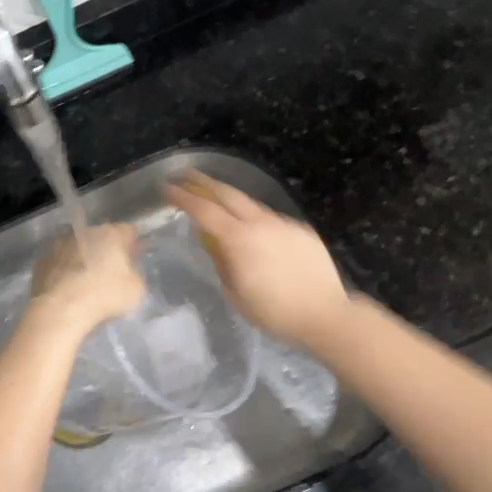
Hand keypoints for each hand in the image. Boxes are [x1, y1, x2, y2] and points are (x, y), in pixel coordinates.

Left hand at [30, 223, 143, 329]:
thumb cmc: (103, 296)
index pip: (127, 231)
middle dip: (104, 250)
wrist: (60, 309)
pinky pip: (57, 259)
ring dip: (81, 257)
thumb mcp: (135, 290)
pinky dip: (62, 268)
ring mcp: (58, 242)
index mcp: (111, 235)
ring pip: (76, 246)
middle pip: (99, 236)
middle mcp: (84, 232)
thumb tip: (126, 272)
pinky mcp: (41, 258)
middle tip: (107, 271)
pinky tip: (64, 285)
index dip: (131, 245)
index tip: (131, 259)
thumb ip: (134, 274)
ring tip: (83, 279)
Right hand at [163, 172, 350, 346]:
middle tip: (186, 175)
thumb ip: (221, 262)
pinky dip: (255, 219)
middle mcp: (261, 224)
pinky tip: (254, 231)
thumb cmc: (273, 312)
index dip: (182, 197)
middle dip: (204, 182)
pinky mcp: (301, 231)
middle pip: (227, 194)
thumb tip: (213, 242)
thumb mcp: (235, 292)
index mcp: (239, 239)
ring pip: (251, 205)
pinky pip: (271, 219)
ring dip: (230, 200)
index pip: (204, 210)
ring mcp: (284, 224)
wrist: (326, 316)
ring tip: (217, 201)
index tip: (166, 188)